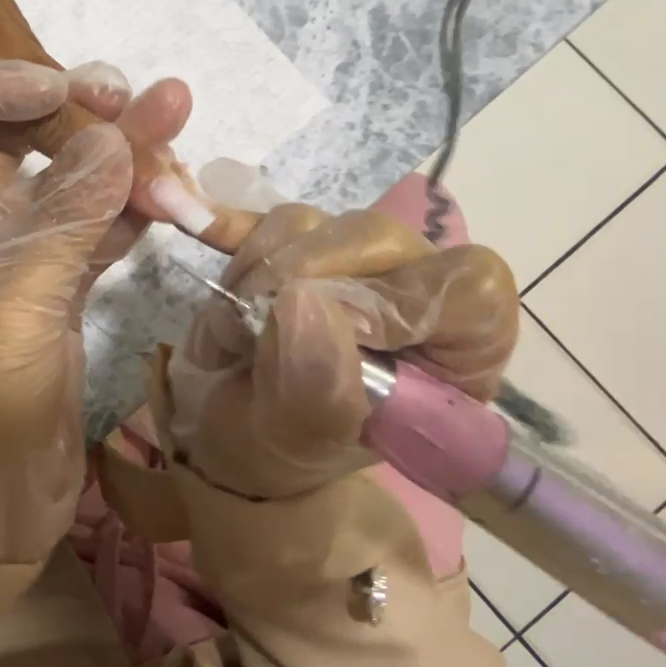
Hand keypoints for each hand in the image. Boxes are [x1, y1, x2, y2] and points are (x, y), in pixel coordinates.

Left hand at [0, 0, 201, 212]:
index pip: (42, 122)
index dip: (94, 167)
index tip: (142, 204)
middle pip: (63, 100)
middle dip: (110, 149)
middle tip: (155, 193)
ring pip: (47, 74)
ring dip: (79, 122)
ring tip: (113, 167)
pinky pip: (24, 46)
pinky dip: (43, 87)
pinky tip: (44, 115)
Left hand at [0, 60, 190, 562]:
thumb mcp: (16, 303)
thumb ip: (64, 217)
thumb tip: (114, 137)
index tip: (62, 86)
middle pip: (19, 132)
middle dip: (79, 111)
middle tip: (145, 103)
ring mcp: (19, 244)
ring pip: (69, 174)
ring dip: (123, 151)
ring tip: (181, 120)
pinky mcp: (60, 278)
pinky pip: (99, 221)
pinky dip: (135, 205)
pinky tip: (177, 194)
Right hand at [169, 204, 519, 500]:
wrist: (233, 435)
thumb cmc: (284, 451)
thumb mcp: (304, 439)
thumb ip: (317, 383)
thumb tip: (298, 298)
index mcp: (455, 350)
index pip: (467, 286)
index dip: (397, 299)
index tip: (334, 335)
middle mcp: (414, 290)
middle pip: (377, 238)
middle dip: (295, 280)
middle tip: (245, 332)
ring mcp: (350, 258)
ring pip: (311, 223)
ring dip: (250, 274)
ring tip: (227, 334)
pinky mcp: (294, 241)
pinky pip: (262, 215)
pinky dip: (225, 223)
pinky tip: (198, 228)